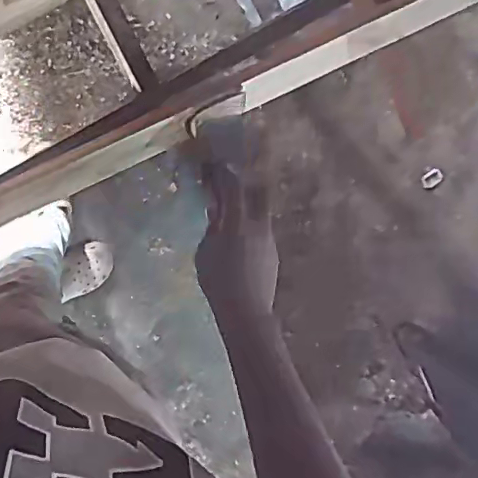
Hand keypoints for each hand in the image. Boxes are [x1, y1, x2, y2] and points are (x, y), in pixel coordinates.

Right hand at [196, 158, 277, 317]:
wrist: (246, 312)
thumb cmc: (219, 282)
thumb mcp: (205, 253)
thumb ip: (212, 229)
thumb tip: (216, 214)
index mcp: (239, 222)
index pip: (233, 187)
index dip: (223, 173)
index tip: (214, 166)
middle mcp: (259, 225)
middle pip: (257, 192)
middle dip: (243, 184)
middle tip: (228, 184)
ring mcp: (269, 238)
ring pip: (260, 212)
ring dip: (246, 207)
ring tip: (229, 214)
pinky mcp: (272, 252)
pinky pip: (261, 229)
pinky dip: (250, 225)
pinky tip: (238, 238)